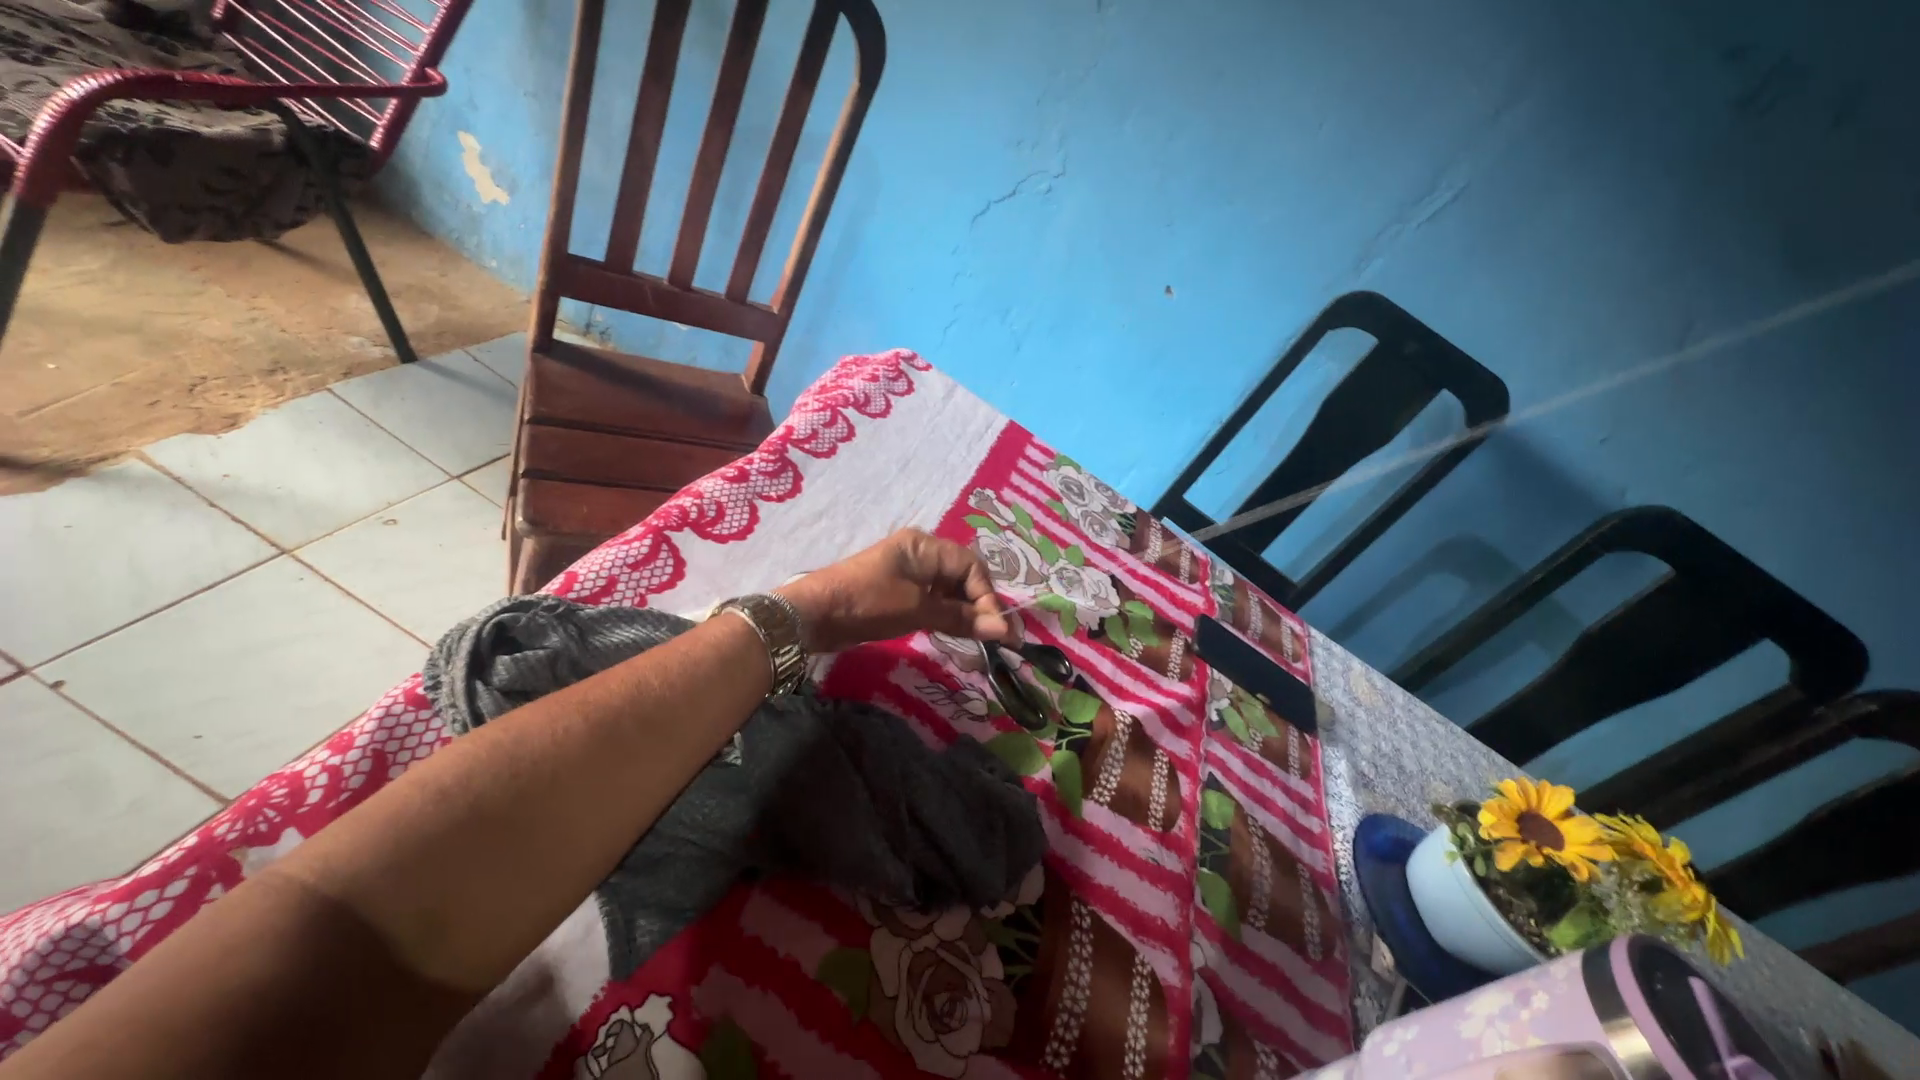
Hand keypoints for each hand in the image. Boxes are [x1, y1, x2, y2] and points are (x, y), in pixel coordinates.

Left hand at [774, 528, 1010, 652]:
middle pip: (963, 577)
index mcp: (925, 546)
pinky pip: (932, 602)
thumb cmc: (868, 603)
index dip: (987, 596)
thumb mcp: (918, 610)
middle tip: (995, 639)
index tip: (996, 629)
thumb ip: (960, 618)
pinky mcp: (898, 594)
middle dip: (980, 606)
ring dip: (964, 615)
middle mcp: (920, 554)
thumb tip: (1002, 629)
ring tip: (979, 642)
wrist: (814, 616)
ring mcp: (908, 574)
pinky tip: (953, 636)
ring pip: (949, 592)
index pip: (972, 566)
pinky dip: (946, 618)